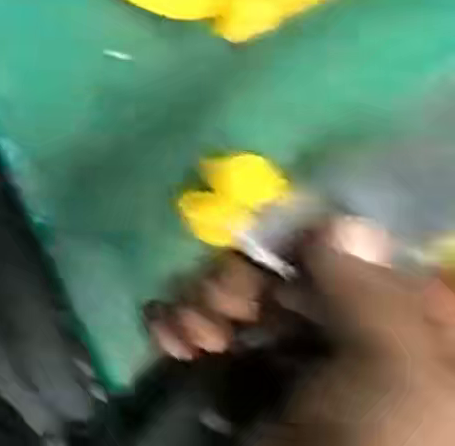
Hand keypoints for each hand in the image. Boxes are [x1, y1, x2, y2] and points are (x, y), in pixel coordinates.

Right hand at [150, 220, 454, 445]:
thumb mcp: (404, 384)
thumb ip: (376, 298)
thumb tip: (344, 219)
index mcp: (436, 354)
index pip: (398, 271)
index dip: (339, 245)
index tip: (287, 238)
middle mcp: (378, 354)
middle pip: (305, 277)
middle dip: (246, 278)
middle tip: (227, 303)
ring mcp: (309, 367)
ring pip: (245, 295)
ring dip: (203, 300)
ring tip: (193, 333)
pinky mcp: (249, 375)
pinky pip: (205, 321)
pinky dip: (178, 322)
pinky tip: (174, 341)